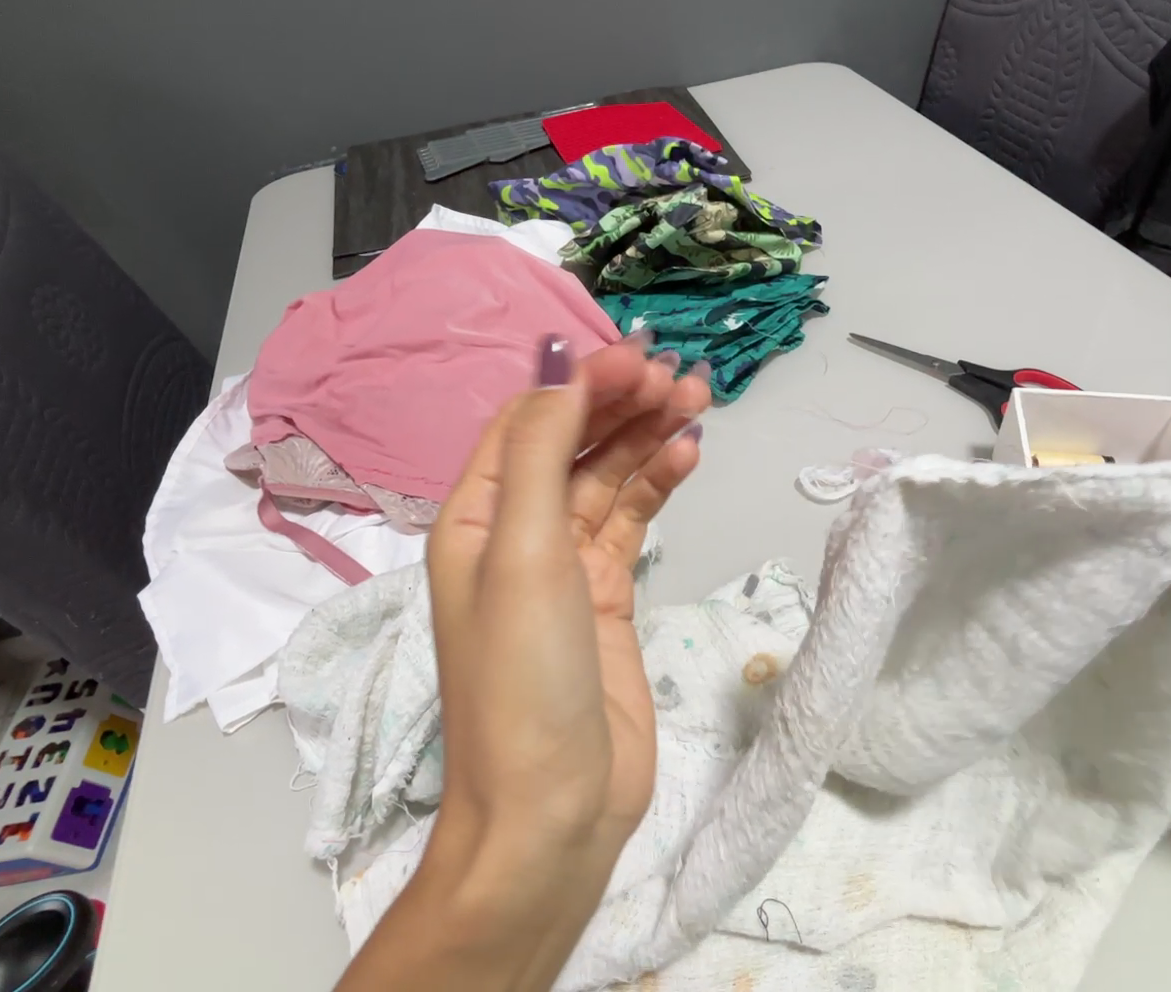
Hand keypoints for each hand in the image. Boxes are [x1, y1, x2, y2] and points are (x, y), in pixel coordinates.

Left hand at [340, 334, 707, 991]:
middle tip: (681, 380)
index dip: (579, 384)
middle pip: (571, 444)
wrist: (555, 809)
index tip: (638, 361)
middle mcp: (514, 533)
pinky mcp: (607, 597)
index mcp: (474, 517)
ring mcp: (564, 567)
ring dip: (646, 438)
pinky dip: (657, 487)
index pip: (527, 424)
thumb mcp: (522, 553)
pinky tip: (686, 458)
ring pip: (607, 480)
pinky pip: (631, 523)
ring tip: (696, 403)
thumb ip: (539, 456)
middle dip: (621, 405)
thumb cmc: (525, 679)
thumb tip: (558, 370)